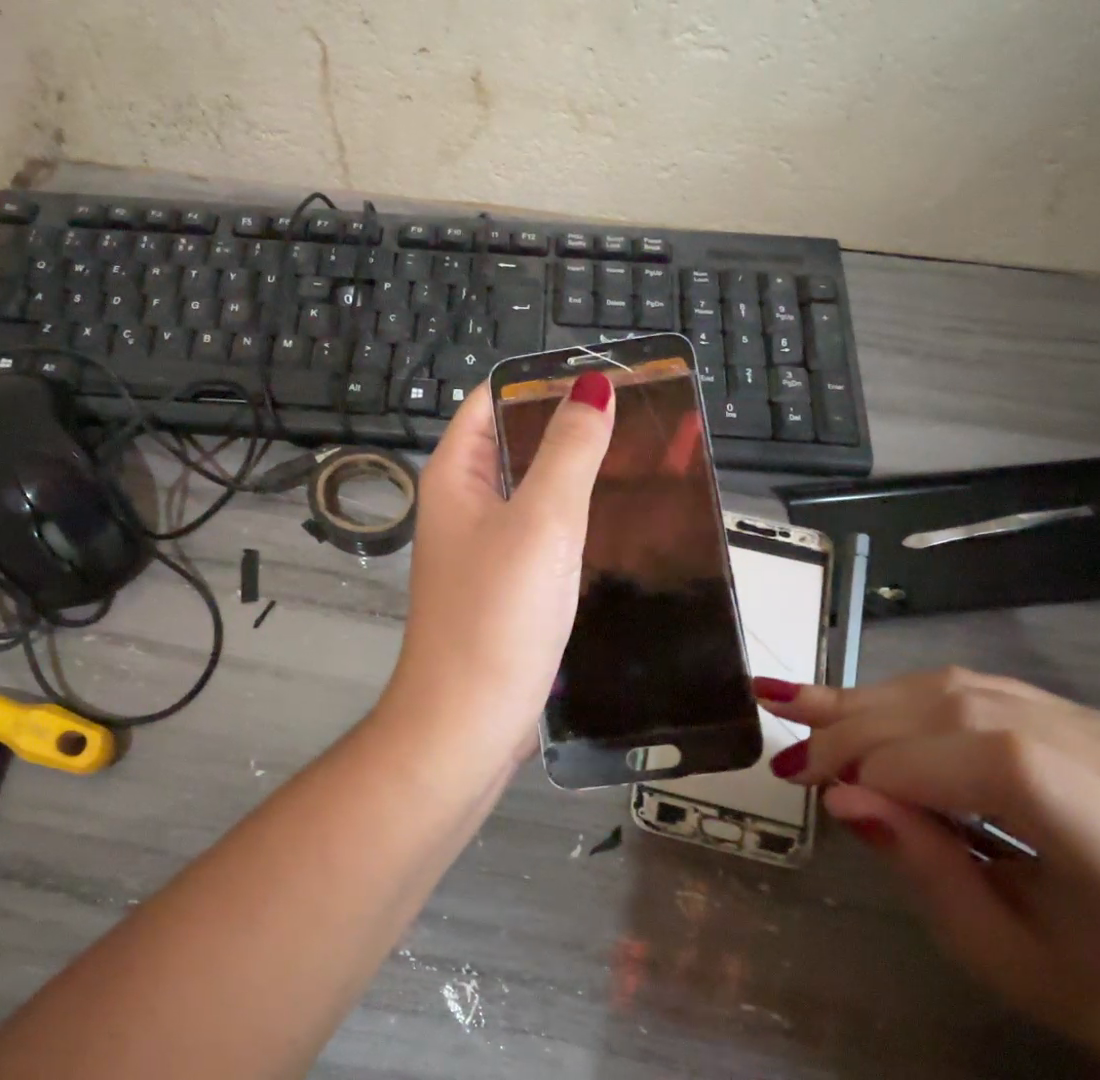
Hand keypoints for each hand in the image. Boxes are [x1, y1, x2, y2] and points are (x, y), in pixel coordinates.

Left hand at [387, 375, 613, 761]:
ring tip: (644, 461)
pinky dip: (576, 523)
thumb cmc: (497, 615)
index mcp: (455, 476)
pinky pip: (541, 538)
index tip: (609, 375)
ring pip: (532, 494)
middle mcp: (462, 506)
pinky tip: (621, 525)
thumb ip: (568, 451)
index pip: (491, 401)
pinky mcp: (504, 590)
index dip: (541, 382)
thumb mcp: (542, 522)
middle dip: (569, 427)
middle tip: (642, 417)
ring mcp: (482, 551)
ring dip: (577, 476)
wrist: (466, 722)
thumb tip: (594, 386)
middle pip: (515, 445)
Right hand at [760, 668, 1099, 1077]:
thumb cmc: (1086, 989)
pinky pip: (991, 691)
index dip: (909, 762)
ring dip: (881, 704)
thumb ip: (923, 867)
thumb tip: (842, 795)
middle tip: (800, 760)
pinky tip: (854, 707)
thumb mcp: (993, 952)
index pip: (1015, 768)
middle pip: (986, 716)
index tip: (836, 788)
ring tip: (810, 721)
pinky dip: (912, 698)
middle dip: (875, 729)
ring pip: (979, 690)